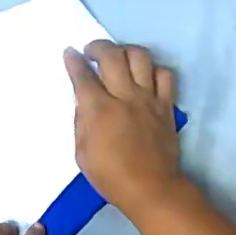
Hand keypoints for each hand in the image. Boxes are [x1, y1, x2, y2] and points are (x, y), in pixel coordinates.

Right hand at [64, 40, 184, 213]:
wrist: (150, 188)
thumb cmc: (110, 176)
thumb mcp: (82, 154)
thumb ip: (81, 123)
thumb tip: (84, 102)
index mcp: (99, 111)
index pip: (83, 76)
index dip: (73, 61)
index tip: (69, 53)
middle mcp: (124, 97)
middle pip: (112, 56)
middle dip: (98, 47)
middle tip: (91, 51)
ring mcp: (148, 98)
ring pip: (140, 57)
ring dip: (125, 50)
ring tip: (118, 57)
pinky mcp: (166, 105)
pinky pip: (164, 74)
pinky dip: (153, 69)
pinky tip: (144, 75)